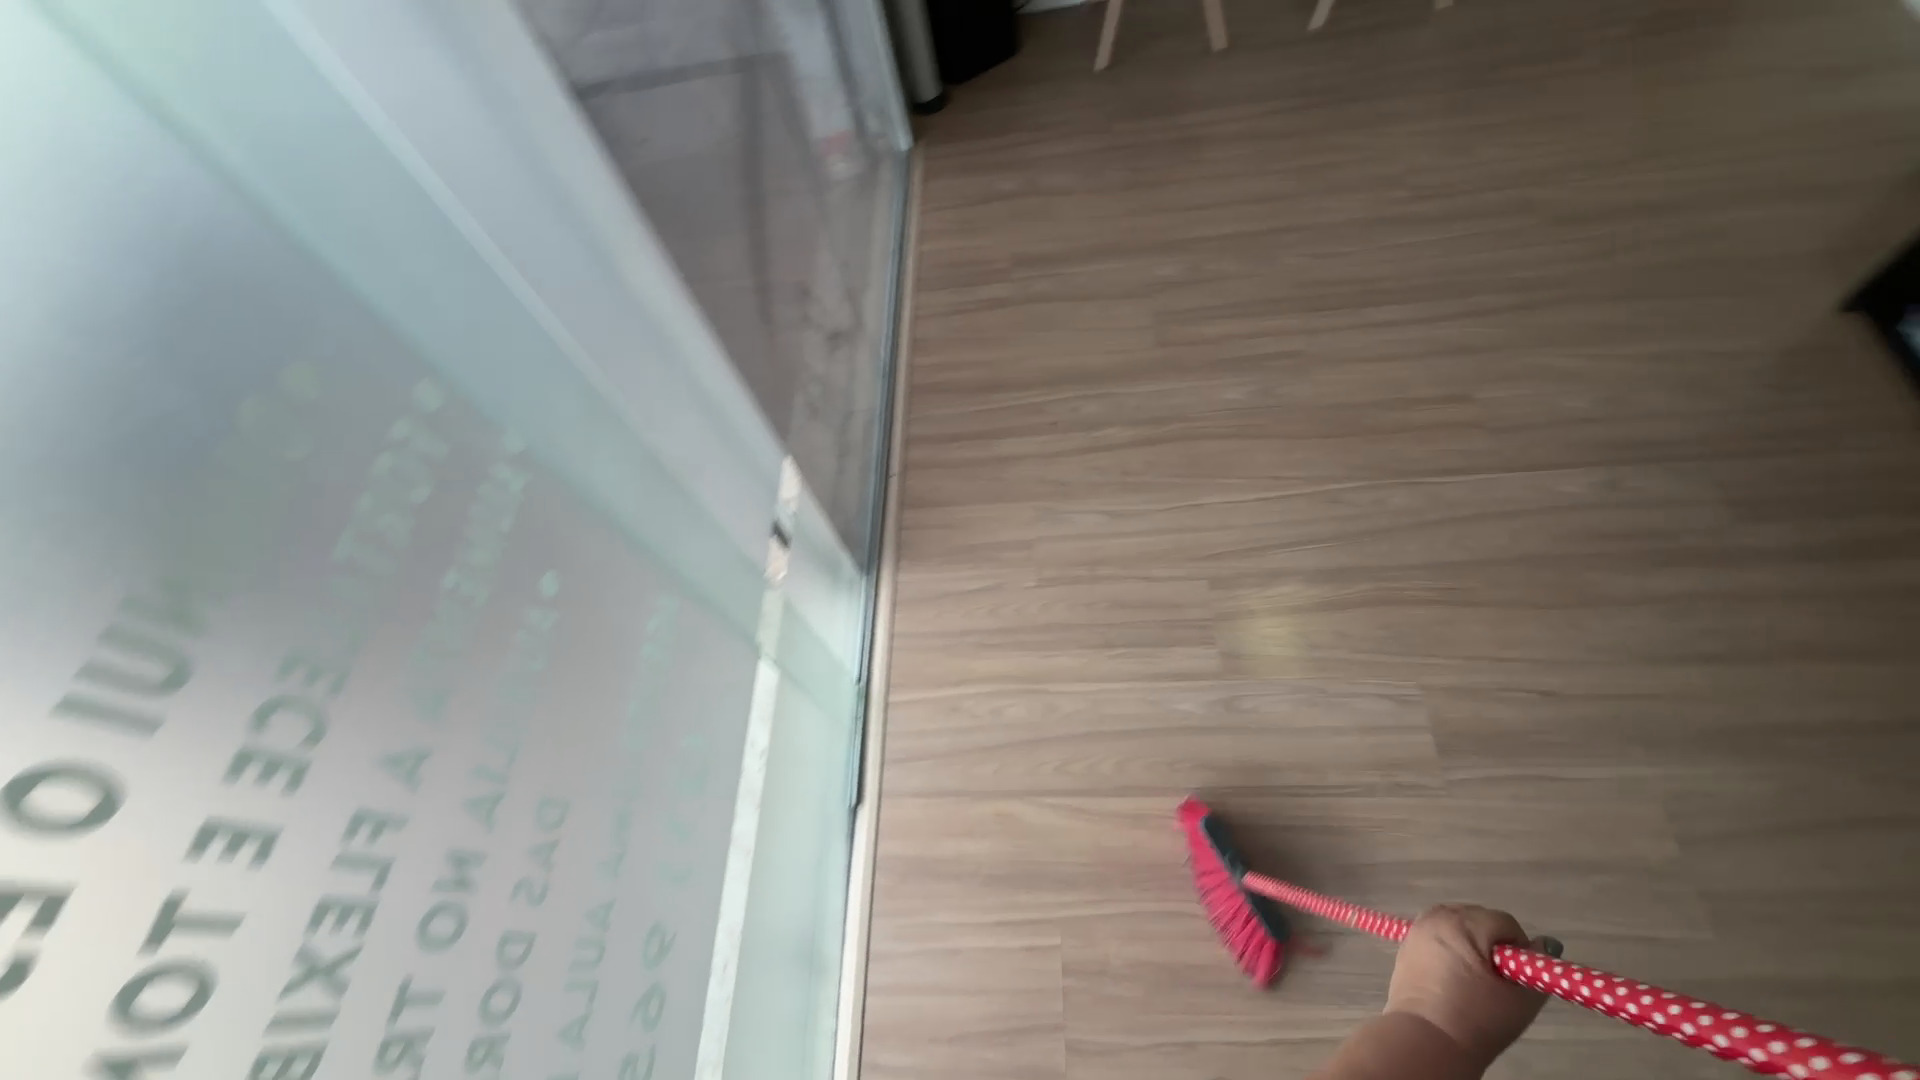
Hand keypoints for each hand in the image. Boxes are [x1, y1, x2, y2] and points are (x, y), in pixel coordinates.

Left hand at [1384, 904, 1550, 1069]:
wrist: (1427, 1037)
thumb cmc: (1477, 1018)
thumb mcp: (1520, 998)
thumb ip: (1537, 967)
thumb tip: (1545, 944)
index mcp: (1462, 923)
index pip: (1504, 922)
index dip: (1519, 947)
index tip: (1517, 975)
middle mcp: (1436, 917)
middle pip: (1477, 916)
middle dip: (1493, 940)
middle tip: (1498, 976)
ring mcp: (1416, 928)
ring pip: (1454, 921)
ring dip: (1470, 939)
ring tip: (1476, 975)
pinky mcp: (1405, 944)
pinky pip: (1434, 933)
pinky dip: (1448, 944)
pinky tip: (1453, 973)